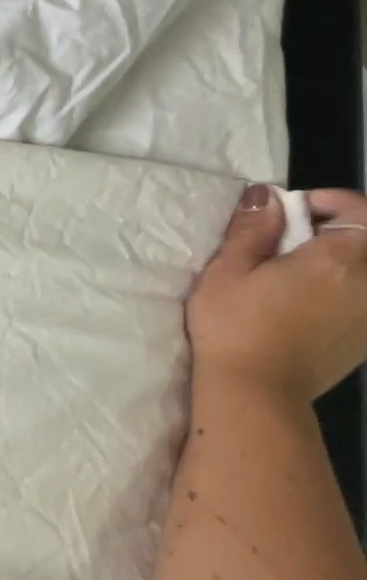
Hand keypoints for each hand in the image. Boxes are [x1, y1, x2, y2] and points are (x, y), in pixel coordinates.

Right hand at [187, 184, 366, 405]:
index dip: (329, 201)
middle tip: (286, 241)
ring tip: (292, 274)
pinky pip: (362, 296)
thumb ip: (251, 231)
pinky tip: (303, 304)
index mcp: (338, 259)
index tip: (290, 209)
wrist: (258, 385)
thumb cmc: (233, 323)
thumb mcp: (226, 272)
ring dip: (338, 261)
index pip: (360, 211)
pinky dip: (342, 288)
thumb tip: (266, 194)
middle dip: (334, 230)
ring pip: (364, 269)